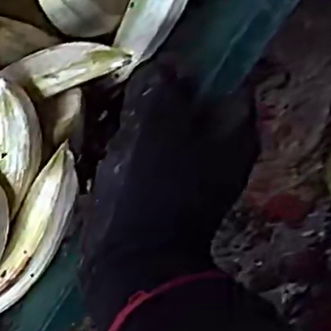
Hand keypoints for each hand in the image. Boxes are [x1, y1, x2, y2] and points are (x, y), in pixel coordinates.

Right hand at [78, 64, 257, 330]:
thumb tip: (160, 65)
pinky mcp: (152, 202)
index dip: (189, 71)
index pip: (222, 83)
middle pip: (185, 110)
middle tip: (119, 101)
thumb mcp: (154, 129)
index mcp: (233, 134)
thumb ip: (159, 89)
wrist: (127, 265)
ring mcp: (183, 182)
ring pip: (157, 138)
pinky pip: (137, 166)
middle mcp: (216, 156)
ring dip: (129, 132)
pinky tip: (97, 159)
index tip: (151, 70)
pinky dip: (119, 159)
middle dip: (151, 103)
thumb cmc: (149, 195)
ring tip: (102, 130)